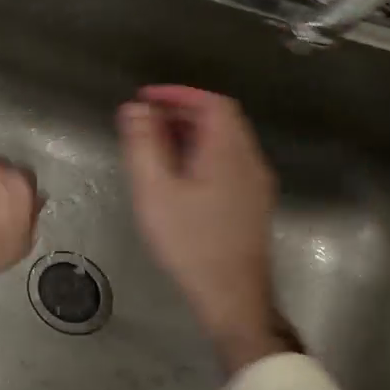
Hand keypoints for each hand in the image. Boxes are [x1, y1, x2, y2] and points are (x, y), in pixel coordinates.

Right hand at [117, 86, 292, 373]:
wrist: (232, 296)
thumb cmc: (189, 240)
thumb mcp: (154, 189)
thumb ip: (143, 143)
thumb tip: (134, 108)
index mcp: (229, 155)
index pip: (213, 104)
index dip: (178, 93)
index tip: (144, 99)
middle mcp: (249, 163)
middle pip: (221, 120)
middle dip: (180, 110)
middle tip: (142, 119)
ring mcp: (254, 185)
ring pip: (224, 141)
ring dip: (188, 131)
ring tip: (150, 141)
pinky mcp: (250, 203)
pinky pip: (226, 160)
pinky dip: (198, 150)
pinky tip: (173, 170)